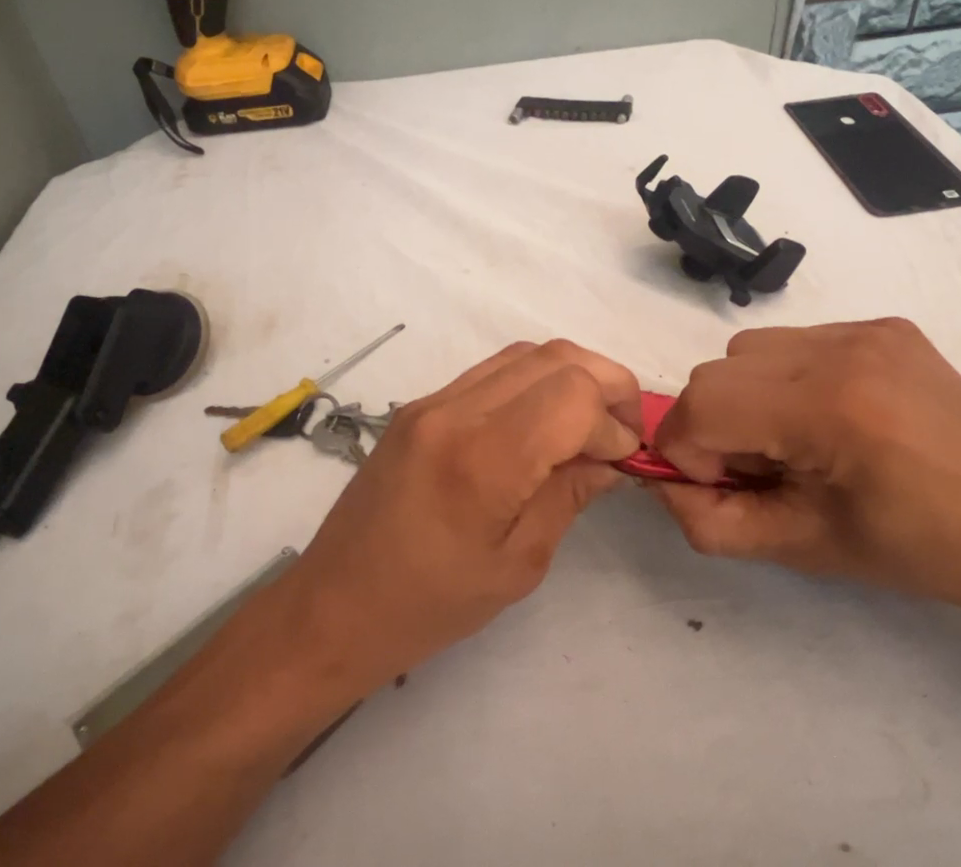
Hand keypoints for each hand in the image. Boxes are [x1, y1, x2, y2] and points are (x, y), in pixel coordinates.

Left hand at [281, 340, 642, 691]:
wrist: (335, 605)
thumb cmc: (431, 604)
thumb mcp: (518, 564)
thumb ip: (569, 496)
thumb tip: (613, 457)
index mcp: (483, 458)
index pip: (574, 394)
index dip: (615, 420)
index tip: (625, 459)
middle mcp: (455, 411)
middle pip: (555, 357)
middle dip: (606, 384)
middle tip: (620, 433)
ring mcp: (430, 403)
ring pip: (523, 355)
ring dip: (570, 378)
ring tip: (587, 427)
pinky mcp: (416, 408)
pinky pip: (490, 373)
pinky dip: (532, 384)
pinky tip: (541, 427)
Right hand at [650, 319, 960, 620]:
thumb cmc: (912, 551)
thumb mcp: (798, 549)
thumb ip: (708, 521)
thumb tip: (660, 480)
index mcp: (829, 408)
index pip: (701, 402)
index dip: (689, 452)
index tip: (724, 488)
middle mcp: (843, 349)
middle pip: (717, 370)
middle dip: (715, 425)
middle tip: (764, 472)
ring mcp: (867, 329)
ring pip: (749, 350)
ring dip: (747, 398)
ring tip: (798, 443)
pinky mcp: (884, 325)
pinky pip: (795, 341)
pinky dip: (785, 380)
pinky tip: (831, 419)